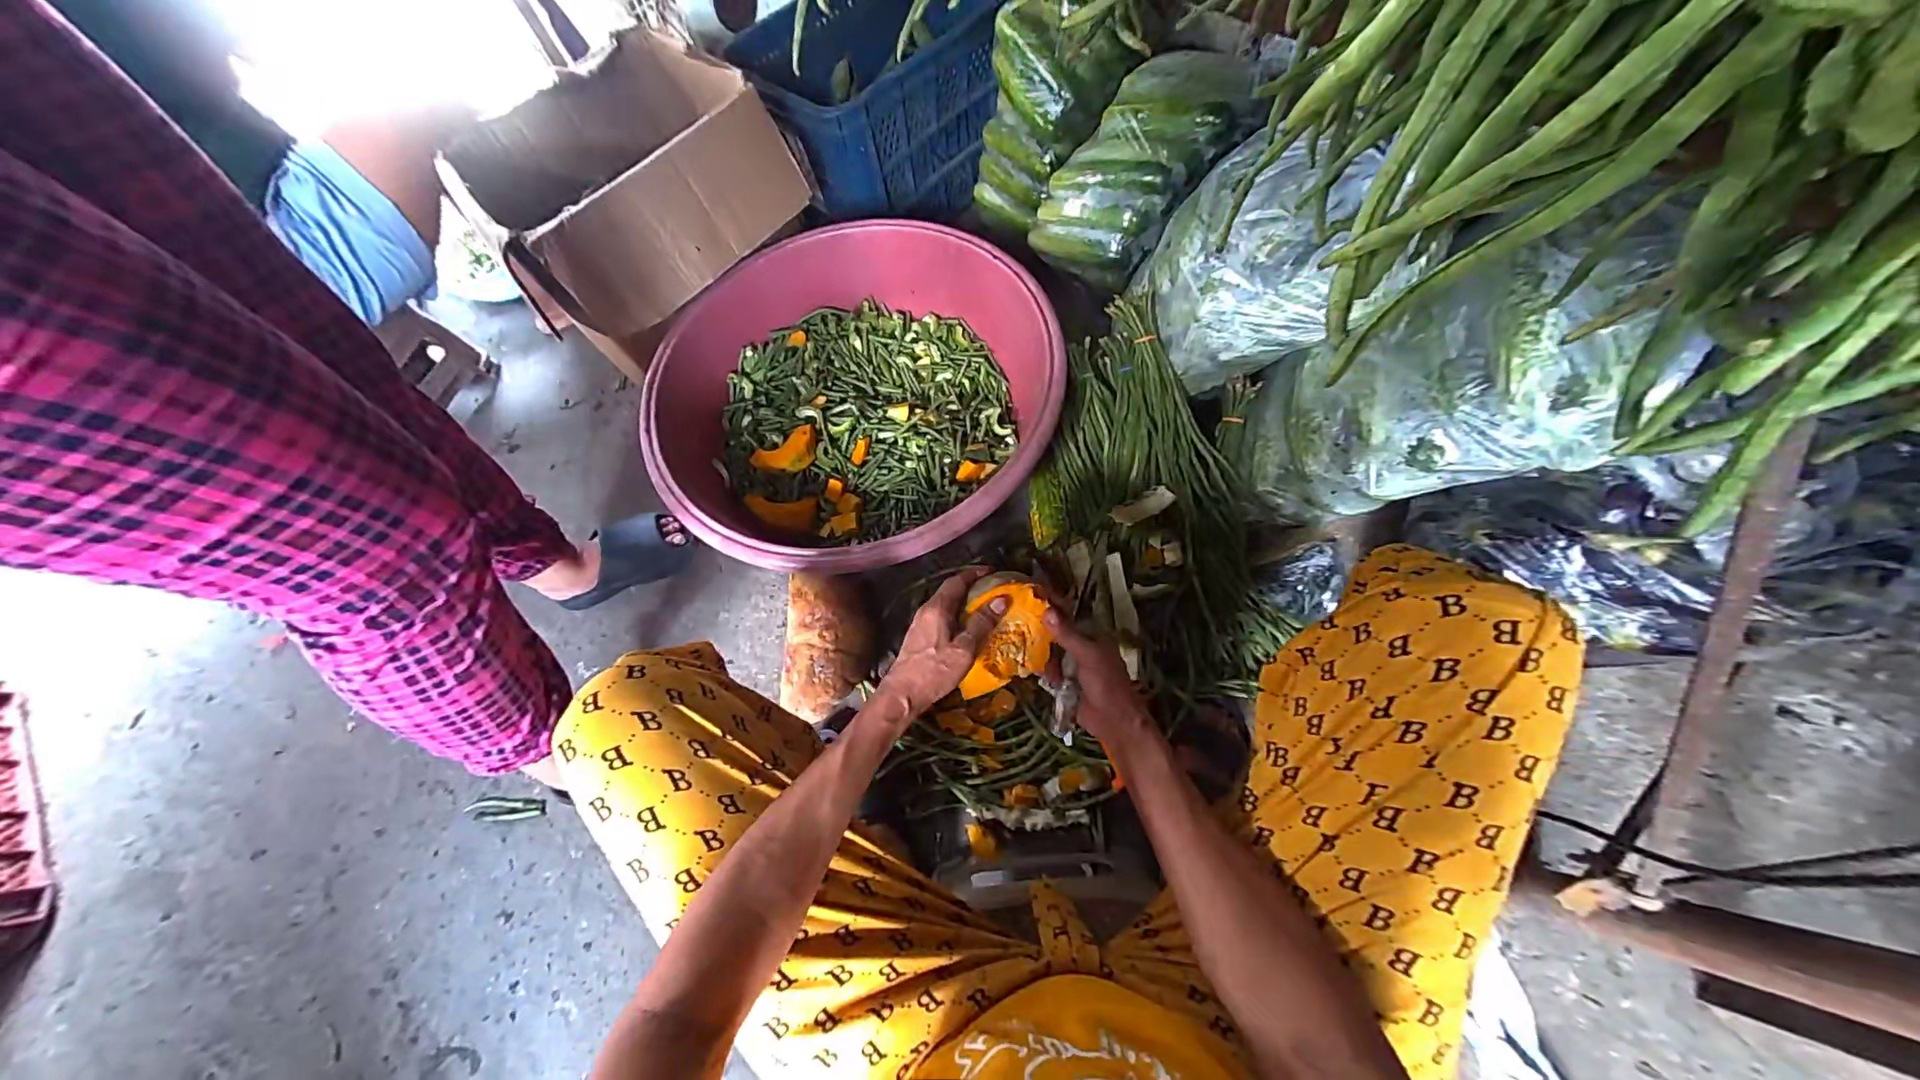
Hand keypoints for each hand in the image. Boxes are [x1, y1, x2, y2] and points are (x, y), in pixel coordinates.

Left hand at [869, 568, 1006, 731]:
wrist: (901, 696)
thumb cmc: (934, 672)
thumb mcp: (964, 649)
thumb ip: (982, 623)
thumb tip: (1001, 599)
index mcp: (937, 608)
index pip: (956, 581)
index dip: (974, 574)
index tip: (992, 572)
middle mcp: (926, 611)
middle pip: (950, 591)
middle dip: (971, 587)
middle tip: (992, 590)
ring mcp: (919, 624)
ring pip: (945, 604)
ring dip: (963, 602)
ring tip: (983, 608)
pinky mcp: (918, 637)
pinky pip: (941, 617)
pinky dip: (956, 615)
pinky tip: (966, 628)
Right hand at [1044, 609, 1159, 756]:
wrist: (1113, 720)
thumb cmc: (1106, 683)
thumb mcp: (1087, 655)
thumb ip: (1067, 634)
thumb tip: (1047, 611)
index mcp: (1093, 636)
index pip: (1071, 615)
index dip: (1054, 608)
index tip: (1034, 599)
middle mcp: (1083, 647)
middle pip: (1058, 634)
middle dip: (1043, 633)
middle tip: (1021, 626)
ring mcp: (1074, 665)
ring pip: (1052, 653)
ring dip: (1043, 655)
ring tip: (1030, 653)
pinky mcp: (1066, 682)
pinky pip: (1051, 671)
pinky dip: (1045, 672)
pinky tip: (1038, 672)